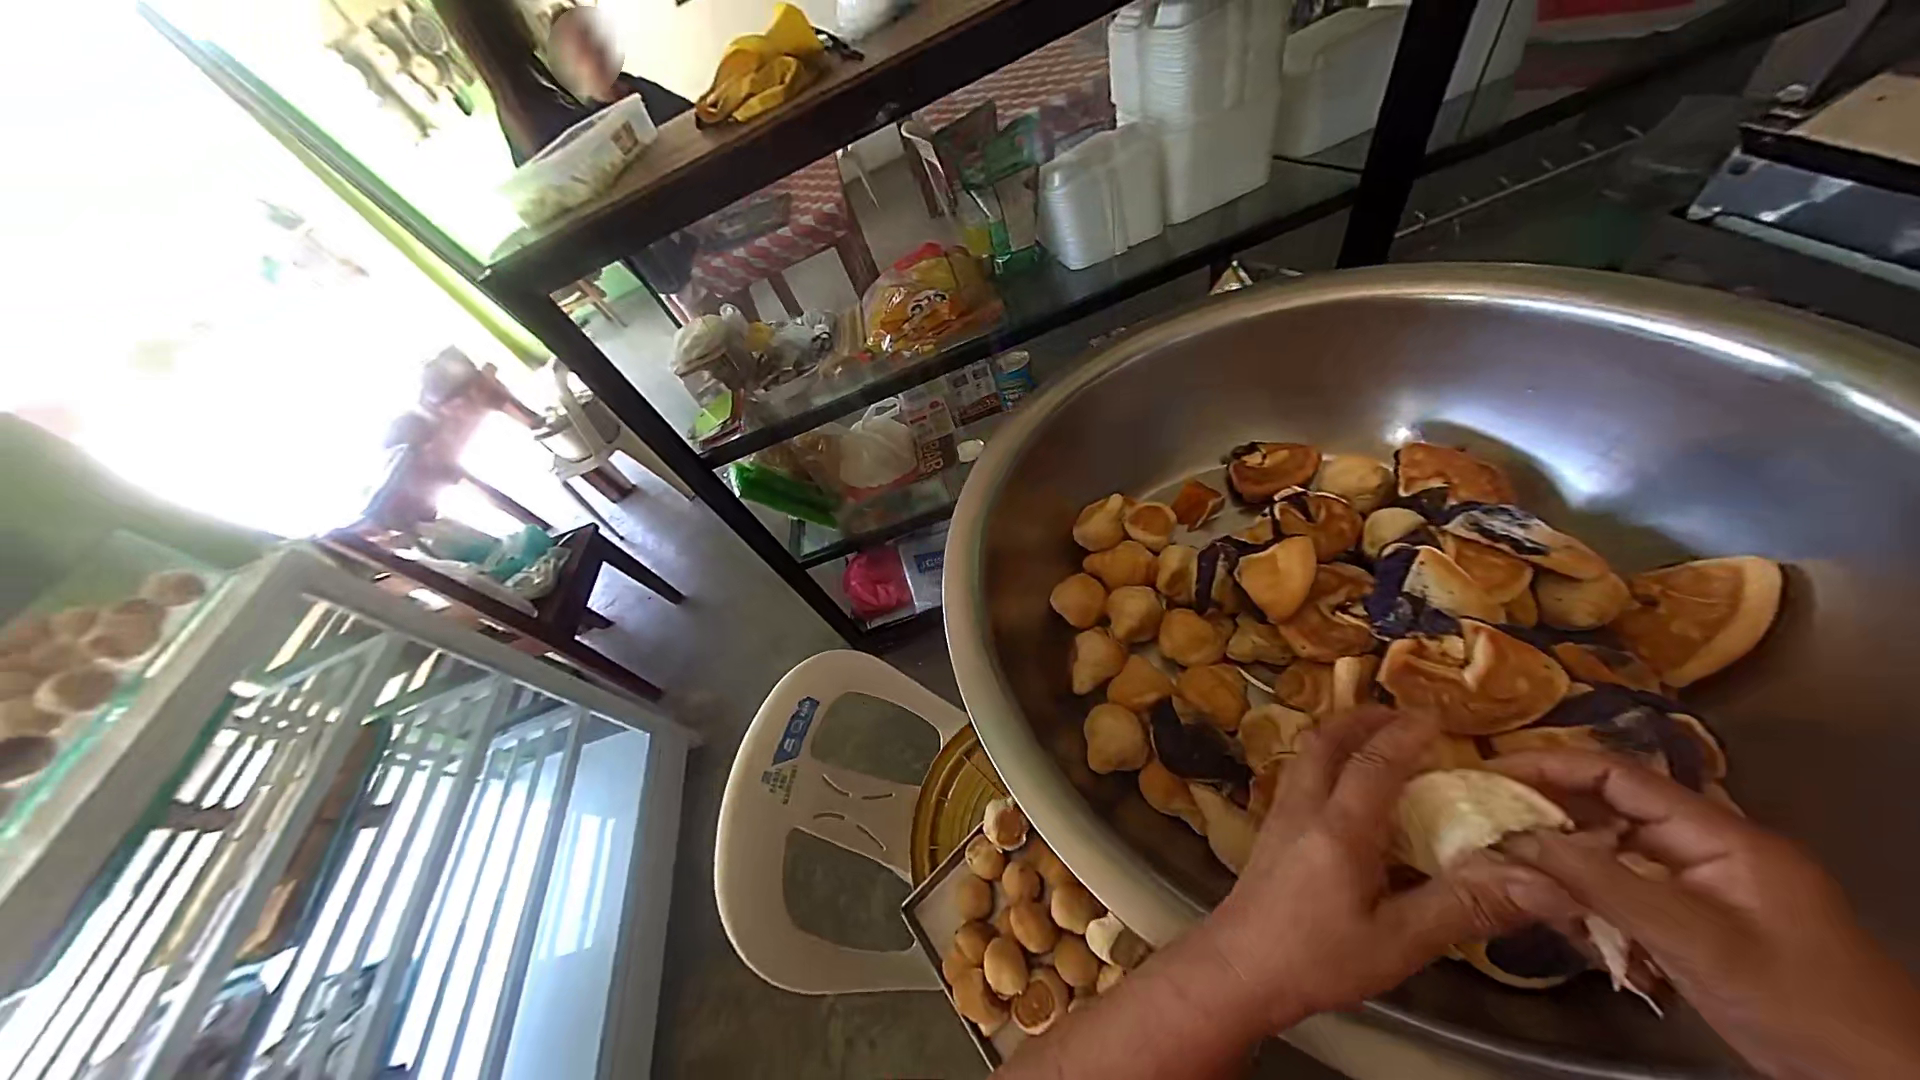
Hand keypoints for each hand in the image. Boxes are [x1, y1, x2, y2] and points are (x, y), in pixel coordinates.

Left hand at [1200, 707, 1553, 1027]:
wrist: (1242, 964)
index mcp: (1339, 828)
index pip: (1373, 762)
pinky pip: (1299, 772)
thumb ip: (1465, 906)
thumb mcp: (1400, 942)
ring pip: (1306, 753)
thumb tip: (1541, 882)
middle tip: (1402, 716)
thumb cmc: (1319, 957)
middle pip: (1325, 740)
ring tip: (1376, 736)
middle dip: (1363, 719)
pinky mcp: (1271, 825)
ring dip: (1340, 733)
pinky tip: (1345, 781)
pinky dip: (1325, 757)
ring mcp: (1280, 812)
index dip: (1405, 734)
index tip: (1436, 717)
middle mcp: (1303, 806)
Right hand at [1492, 751, 1919, 1079]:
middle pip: (1611, 806)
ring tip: (1507, 855)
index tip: (1490, 773)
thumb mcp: (1691, 940)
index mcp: (1723, 836)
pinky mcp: (1698, 915)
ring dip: (1562, 852)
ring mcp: (1706, 883)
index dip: (1550, 766)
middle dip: (1547, 807)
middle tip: (1486, 812)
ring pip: (1613, 846)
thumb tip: (1514, 837)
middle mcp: (1711, 847)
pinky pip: (1625, 883)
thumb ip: (1597, 881)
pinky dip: (1585, 888)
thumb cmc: (1801, 1006)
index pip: (1620, 775)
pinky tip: (1555, 904)